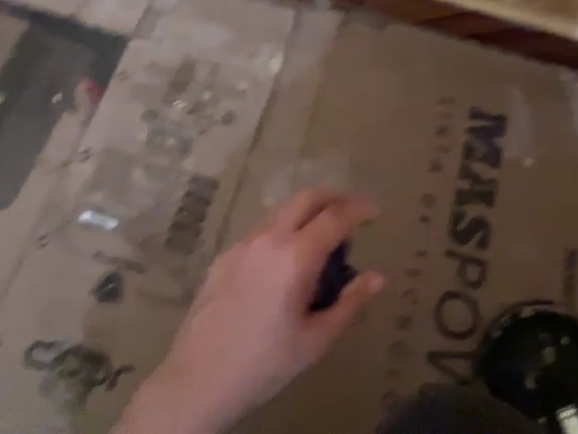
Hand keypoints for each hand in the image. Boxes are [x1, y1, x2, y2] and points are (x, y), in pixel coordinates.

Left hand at [119, 188, 386, 433]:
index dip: (359, 209)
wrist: (199, 380)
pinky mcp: (223, 257)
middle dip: (333, 197)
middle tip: (352, 211)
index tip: (375, 210)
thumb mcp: (316, 340)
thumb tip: (378, 277)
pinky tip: (284, 263)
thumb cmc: (265, 364)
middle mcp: (268, 238)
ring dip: (306, 212)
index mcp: (296, 255)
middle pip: (306, 198)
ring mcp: (241, 244)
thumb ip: (350, 304)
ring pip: (280, 211)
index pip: (335, 217)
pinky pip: (260, 232)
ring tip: (321, 239)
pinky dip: (282, 231)